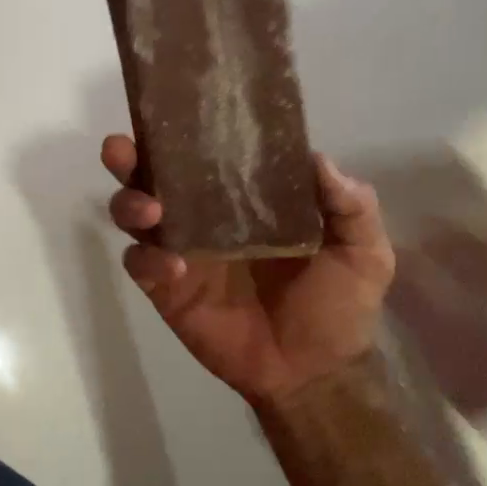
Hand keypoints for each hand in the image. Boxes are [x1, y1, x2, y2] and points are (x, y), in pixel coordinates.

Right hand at [100, 135, 395, 404]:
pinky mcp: (162, 285)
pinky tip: (174, 266)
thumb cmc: (337, 305)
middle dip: (126, 157)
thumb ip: (351, 208)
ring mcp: (175, 248)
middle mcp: (196, 214)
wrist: (316, 374)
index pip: (196, 153)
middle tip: (123, 150)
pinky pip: (138, 262)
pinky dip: (148, 258)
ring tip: (151, 212)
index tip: (165, 111)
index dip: (174, 130)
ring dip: (129, 202)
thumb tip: (319, 159)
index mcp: (235, 197)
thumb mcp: (363, 255)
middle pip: (146, 174)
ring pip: (130, 211)